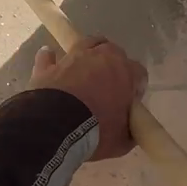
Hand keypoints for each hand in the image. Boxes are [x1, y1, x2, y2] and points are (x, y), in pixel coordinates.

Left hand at [29, 37, 145, 160]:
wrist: (55, 127)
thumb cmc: (96, 132)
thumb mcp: (121, 141)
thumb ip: (128, 132)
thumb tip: (129, 132)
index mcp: (124, 73)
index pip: (139, 73)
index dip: (135, 86)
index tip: (129, 100)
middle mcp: (100, 57)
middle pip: (113, 51)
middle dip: (114, 64)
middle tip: (109, 83)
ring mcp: (72, 58)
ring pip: (85, 44)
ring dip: (88, 51)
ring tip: (86, 65)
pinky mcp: (48, 67)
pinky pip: (49, 57)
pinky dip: (50, 59)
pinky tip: (50, 62)